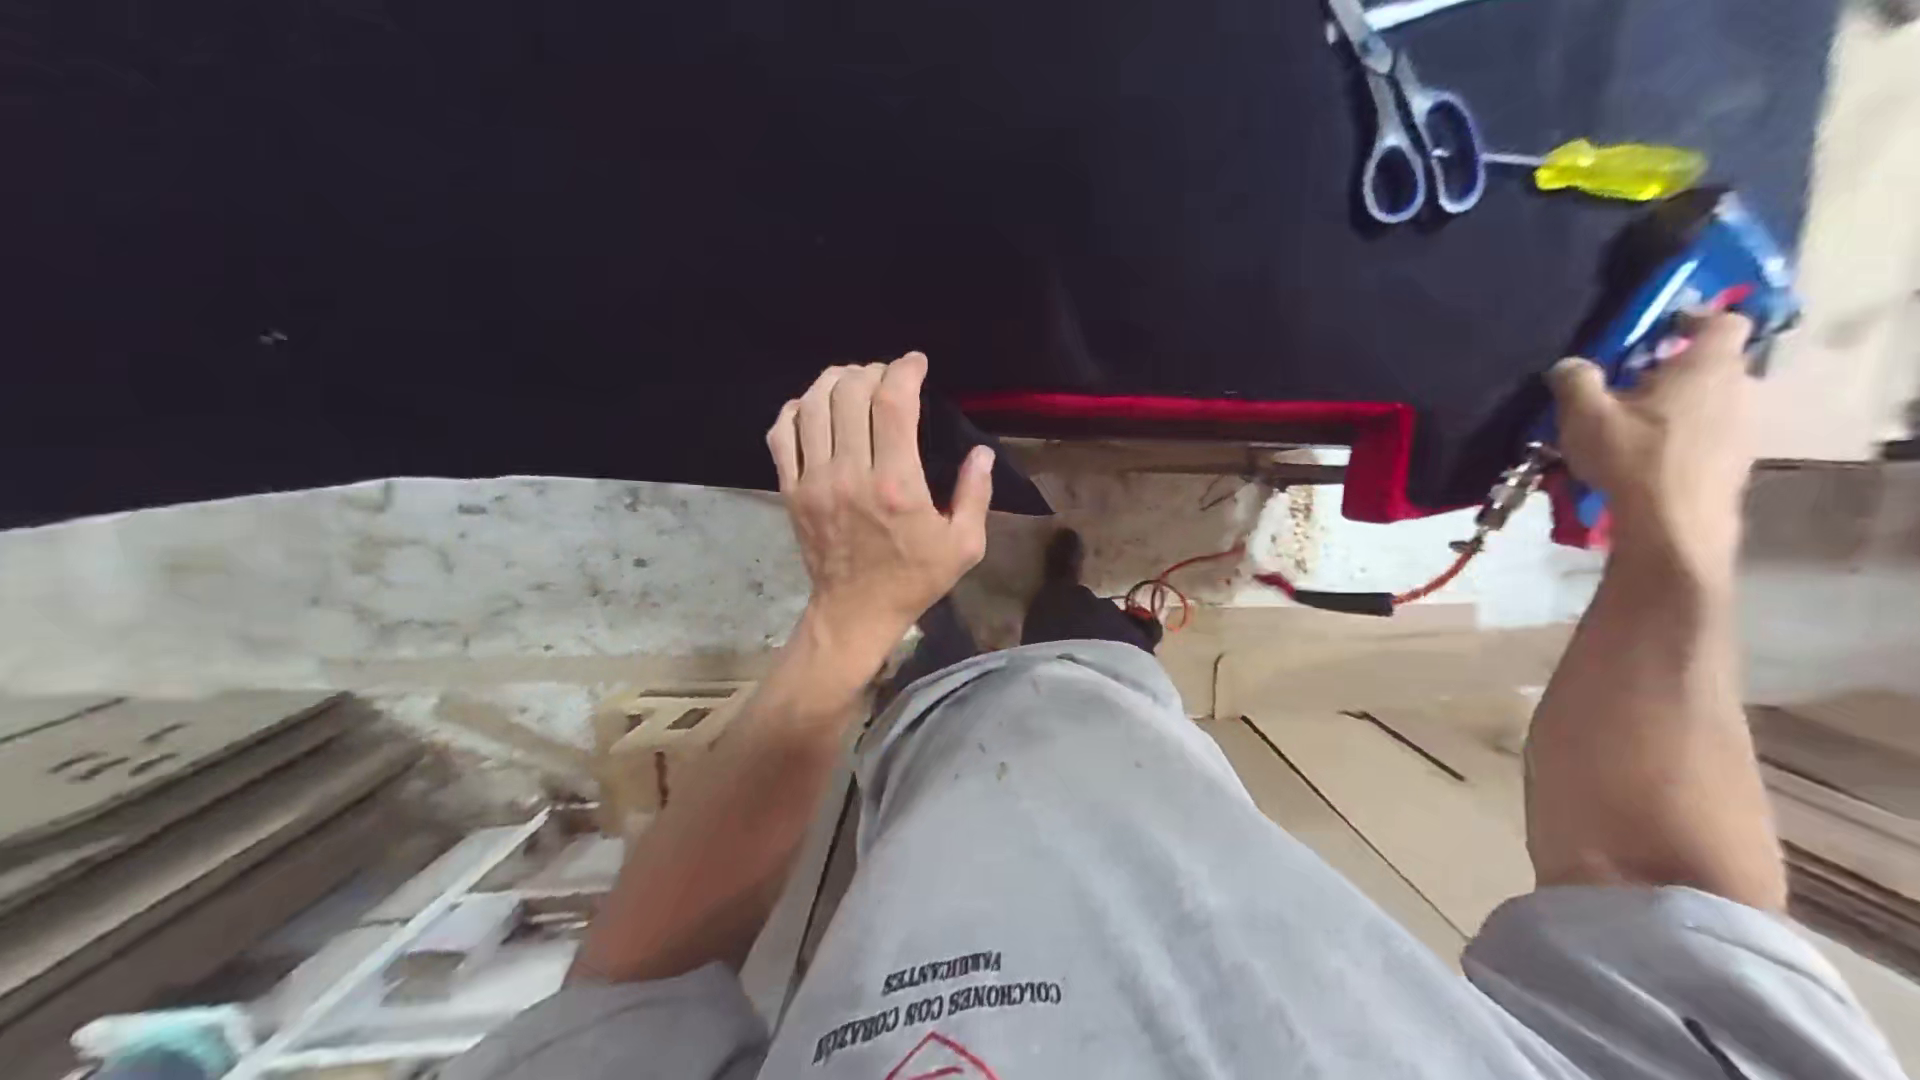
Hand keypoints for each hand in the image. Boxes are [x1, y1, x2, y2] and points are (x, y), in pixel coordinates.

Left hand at [767, 352, 993, 662]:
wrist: (855, 611)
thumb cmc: (914, 579)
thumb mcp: (963, 545)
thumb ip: (976, 494)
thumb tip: (982, 452)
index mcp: (896, 485)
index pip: (893, 403)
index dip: (905, 370)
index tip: (916, 364)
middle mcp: (850, 474)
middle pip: (850, 393)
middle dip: (872, 370)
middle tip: (888, 377)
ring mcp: (813, 481)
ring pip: (813, 405)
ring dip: (835, 380)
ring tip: (853, 381)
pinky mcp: (790, 490)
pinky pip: (781, 434)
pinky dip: (796, 409)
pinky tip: (815, 407)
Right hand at [1547, 311, 1755, 577]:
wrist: (1673, 521)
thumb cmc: (1632, 457)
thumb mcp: (1584, 415)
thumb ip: (1575, 381)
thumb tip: (1569, 364)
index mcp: (1706, 367)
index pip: (1724, 321)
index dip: (1694, 318)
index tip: (1657, 330)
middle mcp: (1740, 387)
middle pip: (1713, 363)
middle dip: (1674, 369)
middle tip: (1628, 387)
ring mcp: (1746, 424)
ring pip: (1712, 399)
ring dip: (1677, 404)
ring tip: (1632, 426)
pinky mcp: (1737, 457)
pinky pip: (1710, 430)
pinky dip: (1683, 433)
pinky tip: (1646, 456)